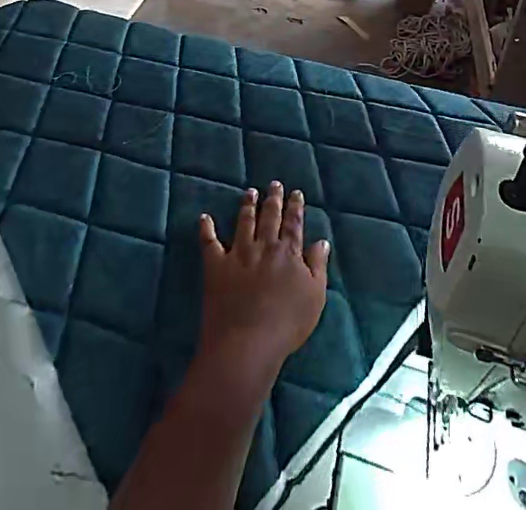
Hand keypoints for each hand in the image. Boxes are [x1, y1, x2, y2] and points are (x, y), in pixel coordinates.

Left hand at [197, 182, 330, 378]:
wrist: (248, 341)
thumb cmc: (287, 323)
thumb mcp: (315, 296)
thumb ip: (317, 267)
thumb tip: (321, 242)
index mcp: (288, 253)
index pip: (294, 224)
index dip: (295, 207)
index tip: (296, 192)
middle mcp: (263, 246)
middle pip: (269, 217)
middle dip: (273, 199)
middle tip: (274, 184)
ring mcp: (238, 253)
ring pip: (244, 222)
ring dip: (247, 205)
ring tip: (249, 192)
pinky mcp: (216, 265)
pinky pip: (209, 242)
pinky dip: (206, 228)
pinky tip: (204, 217)